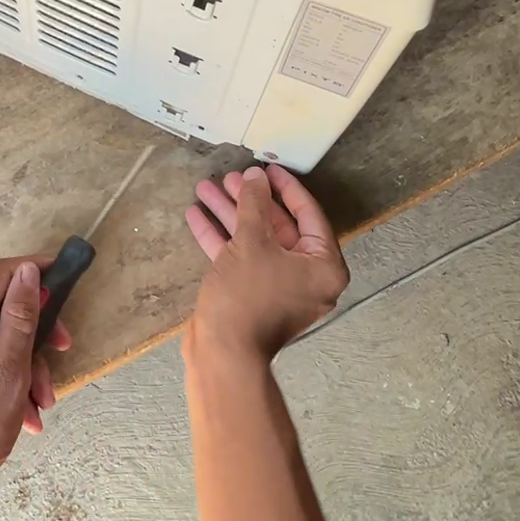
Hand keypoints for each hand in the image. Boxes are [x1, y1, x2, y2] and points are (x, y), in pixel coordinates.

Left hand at [0, 256, 73, 496]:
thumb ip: (20, 319)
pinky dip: (11, 380)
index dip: (32, 268)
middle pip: (2, 308)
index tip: (65, 277)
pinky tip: (27, 416)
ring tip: (43, 405)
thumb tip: (26, 270)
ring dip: (28, 365)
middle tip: (65, 349)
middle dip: (37, 330)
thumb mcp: (9, 374)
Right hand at [185, 165, 347, 361]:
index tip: (268, 167)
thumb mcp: (252, 242)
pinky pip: (240, 257)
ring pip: (255, 239)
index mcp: (322, 265)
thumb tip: (256, 176)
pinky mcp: (251, 294)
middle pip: (278, 225)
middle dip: (250, 199)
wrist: (223, 353)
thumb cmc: (247, 296)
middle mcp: (306, 275)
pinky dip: (220, 237)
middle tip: (231, 176)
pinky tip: (197, 215)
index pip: (308, 214)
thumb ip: (254, 203)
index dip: (286, 187)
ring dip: (231, 213)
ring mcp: (277, 286)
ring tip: (207, 187)